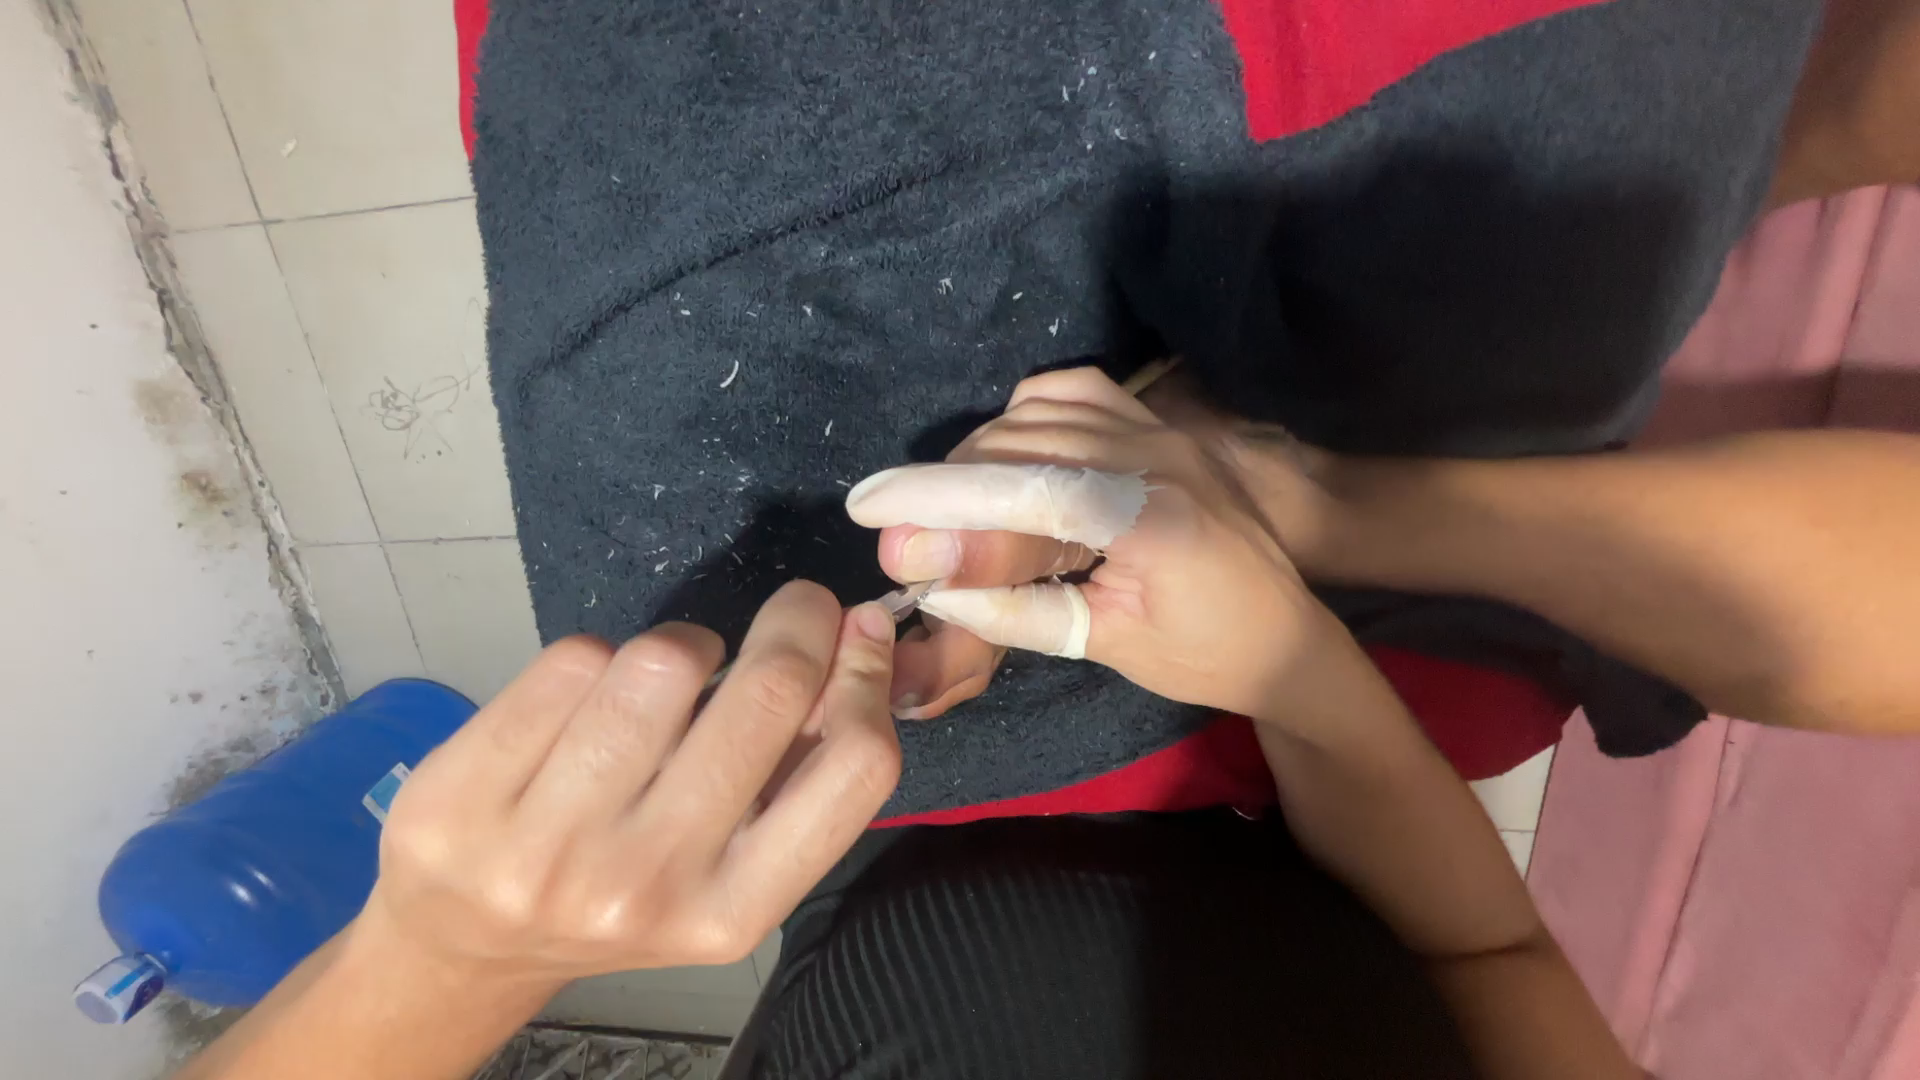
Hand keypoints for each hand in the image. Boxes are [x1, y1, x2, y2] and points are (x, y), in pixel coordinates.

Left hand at [352, 582, 901, 995]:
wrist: (471, 944)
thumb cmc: (636, 884)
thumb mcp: (737, 858)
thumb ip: (807, 762)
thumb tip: (866, 630)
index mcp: (737, 909)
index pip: (854, 766)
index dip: (868, 674)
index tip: (859, 627)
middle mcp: (649, 885)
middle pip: (769, 693)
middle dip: (798, 620)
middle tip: (797, 605)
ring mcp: (545, 849)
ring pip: (664, 661)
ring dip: (686, 645)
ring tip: (668, 679)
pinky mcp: (457, 802)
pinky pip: (574, 659)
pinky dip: (600, 657)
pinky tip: (588, 701)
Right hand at [851, 367, 1342, 717]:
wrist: (1285, 634)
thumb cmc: (1205, 655)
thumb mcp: (1111, 643)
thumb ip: (1022, 608)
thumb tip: (936, 585)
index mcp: (1153, 517)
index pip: (1026, 490)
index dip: (941, 496)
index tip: (872, 507)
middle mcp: (1157, 453)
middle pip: (1022, 443)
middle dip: (950, 484)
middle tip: (905, 533)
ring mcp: (1163, 430)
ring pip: (1040, 413)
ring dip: (981, 454)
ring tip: (953, 506)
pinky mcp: (1161, 425)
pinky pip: (1077, 391)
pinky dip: (1028, 413)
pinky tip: (1011, 452)